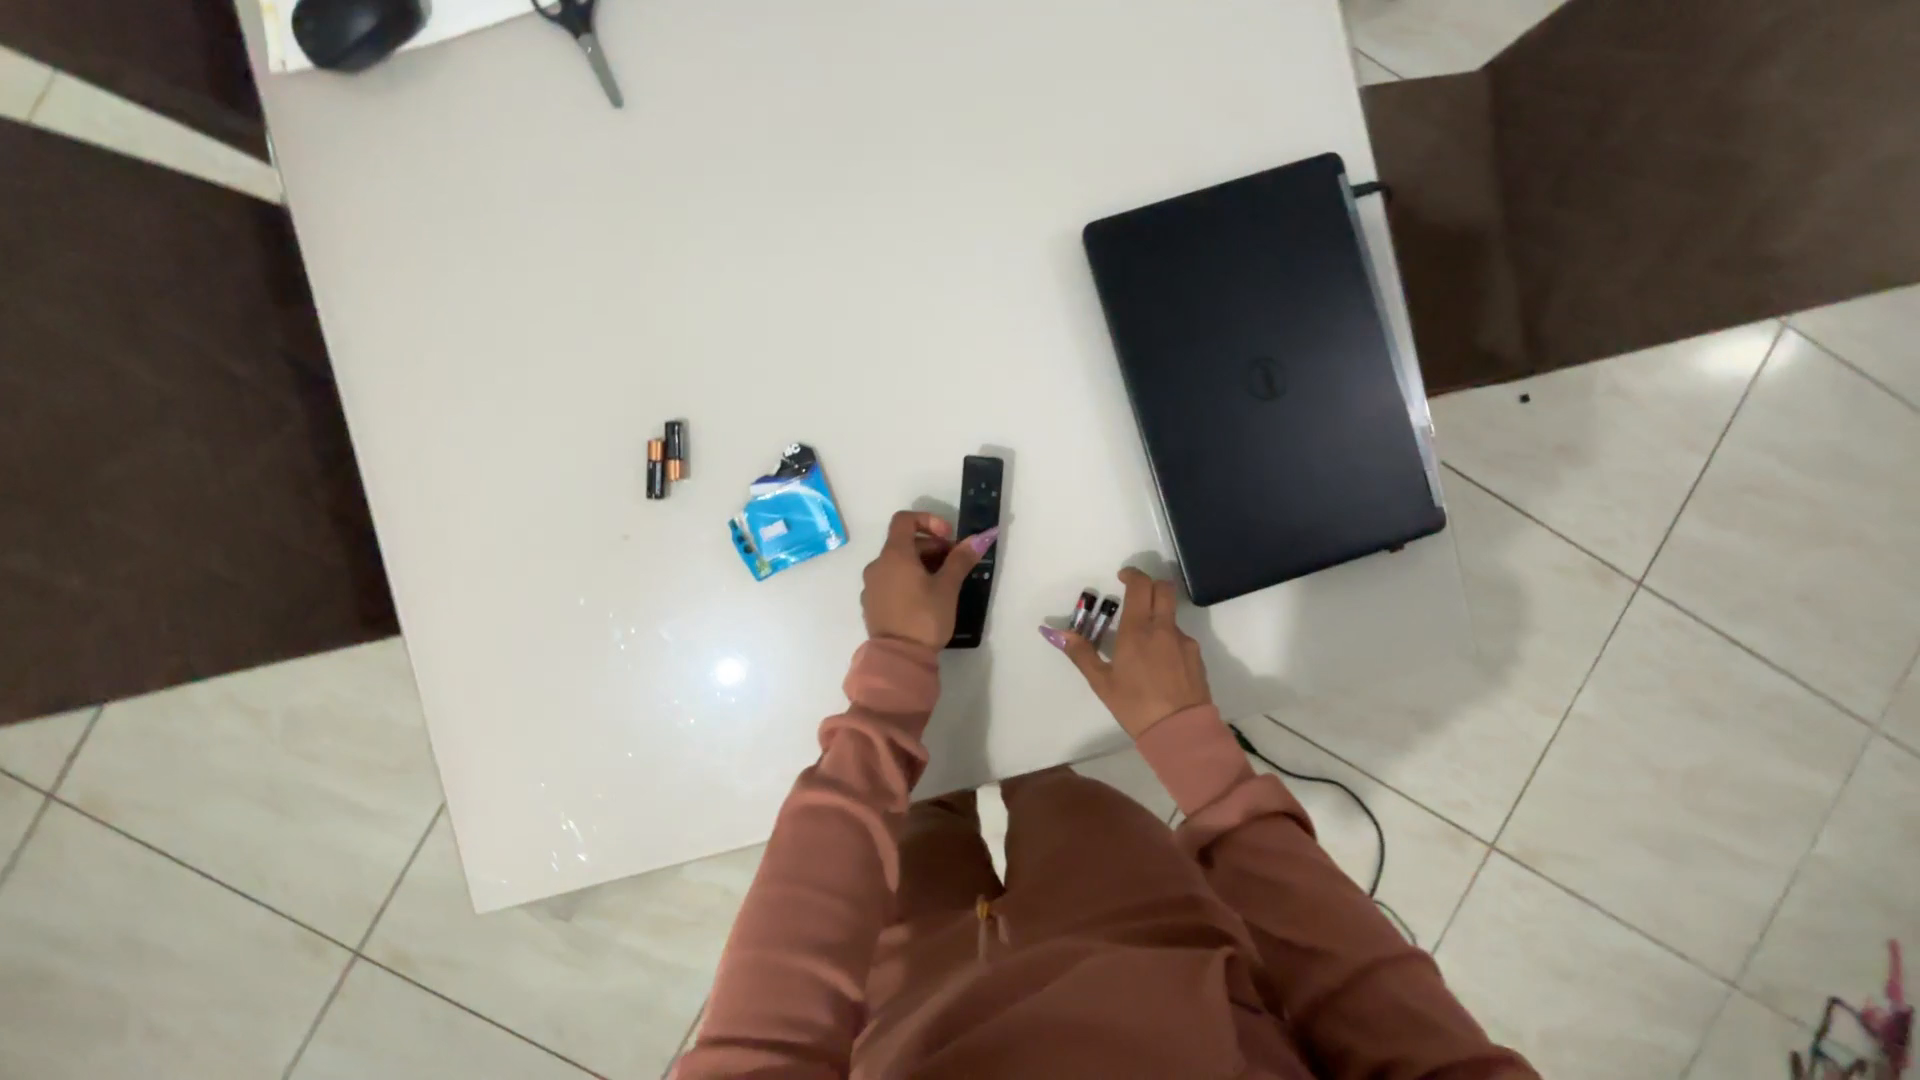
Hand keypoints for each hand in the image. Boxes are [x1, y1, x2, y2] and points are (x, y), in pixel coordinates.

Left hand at [861, 510, 998, 649]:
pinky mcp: (871, 604)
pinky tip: (924, 600)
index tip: (948, 538)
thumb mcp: (947, 587)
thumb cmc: (925, 617)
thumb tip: (981, 537)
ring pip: (897, 564)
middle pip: (904, 543)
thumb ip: (961, 559)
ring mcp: (871, 586)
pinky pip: (890, 581)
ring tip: (942, 584)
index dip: (929, 520)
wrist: (898, 659)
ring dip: (921, 565)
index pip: (905, 520)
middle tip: (954, 565)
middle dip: (931, 548)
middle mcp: (877, 565)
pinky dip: (907, 581)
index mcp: (893, 555)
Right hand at [1043, 567, 1210, 737]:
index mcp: (1138, 630)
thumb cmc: (1135, 706)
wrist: (1181, 732)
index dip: (1132, 575)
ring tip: (1143, 645)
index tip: (1122, 577)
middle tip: (1135, 597)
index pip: (1140, 586)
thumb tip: (1059, 633)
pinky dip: (1168, 640)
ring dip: (1158, 617)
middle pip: (1164, 589)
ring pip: (1171, 616)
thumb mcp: (1102, 683)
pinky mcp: (1197, 657)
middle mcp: (1164, 629)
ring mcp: (1184, 642)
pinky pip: (1180, 638)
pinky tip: (1159, 666)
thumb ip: (1082, 654)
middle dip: (1149, 586)